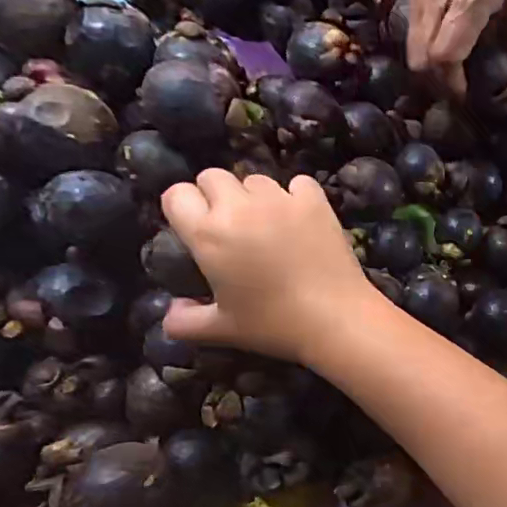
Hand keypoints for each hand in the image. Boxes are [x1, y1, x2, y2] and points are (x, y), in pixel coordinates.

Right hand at [158, 170, 384, 363]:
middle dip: (216, 195)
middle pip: (213, 177)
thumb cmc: (274, 324)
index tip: (196, 228)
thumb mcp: (221, 329)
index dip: (184, 208)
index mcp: (208, 234)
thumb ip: (185, 321)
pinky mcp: (314, 201)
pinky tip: (300, 217)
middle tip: (232, 226)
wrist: (335, 317)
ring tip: (268, 224)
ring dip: (255, 196)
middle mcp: (240, 207)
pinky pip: (298, 182)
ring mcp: (280, 200)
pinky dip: (296, 194)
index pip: (177, 194)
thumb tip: (172, 312)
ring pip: (255, 179)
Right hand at [406, 0, 506, 99]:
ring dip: (428, 70)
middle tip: (456, 91)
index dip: (452, 83)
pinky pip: (409, 34)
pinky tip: (440, 55)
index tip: (465, 96)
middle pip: (422, 59)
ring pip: (411, 49)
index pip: (446, 54)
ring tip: (448, 78)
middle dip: (437, 83)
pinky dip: (422, 51)